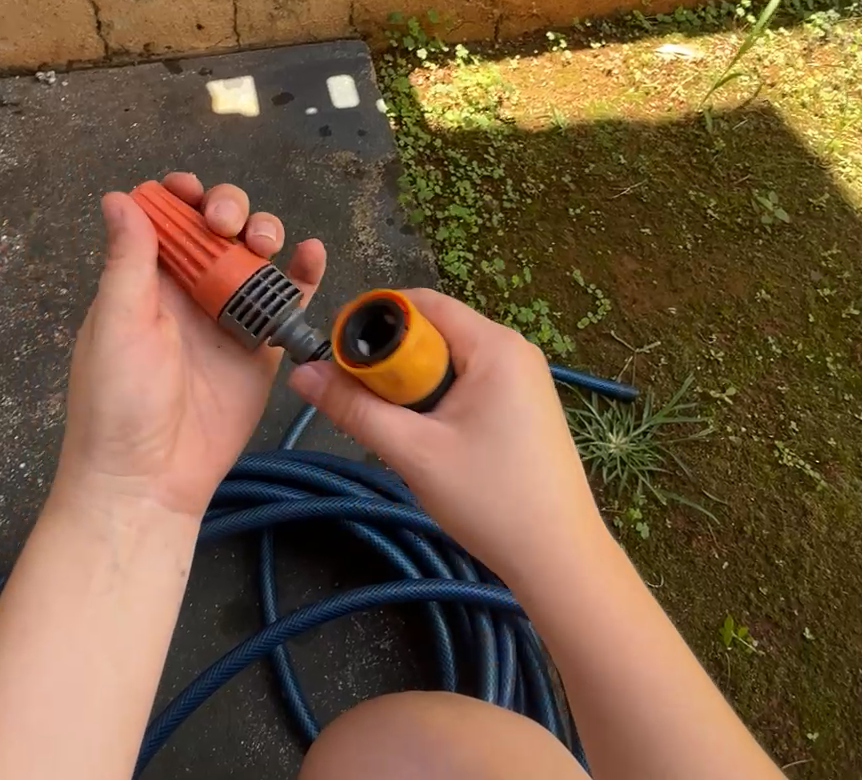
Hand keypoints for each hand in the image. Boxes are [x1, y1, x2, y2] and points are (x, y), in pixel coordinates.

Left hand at [60, 173, 325, 517]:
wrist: (154, 479)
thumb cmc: (120, 402)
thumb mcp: (117, 326)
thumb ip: (128, 262)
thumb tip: (120, 196)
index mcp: (148, 281)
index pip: (167, 220)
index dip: (181, 196)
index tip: (193, 195)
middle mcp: (191, 289)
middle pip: (219, 228)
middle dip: (230, 210)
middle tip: (227, 227)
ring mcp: (230, 314)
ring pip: (256, 255)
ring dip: (266, 233)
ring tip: (266, 244)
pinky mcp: (263, 344)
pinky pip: (288, 300)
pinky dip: (304, 274)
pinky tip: (311, 254)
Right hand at [286, 290, 608, 585]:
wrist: (559, 559)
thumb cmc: (490, 500)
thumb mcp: (413, 452)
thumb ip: (354, 409)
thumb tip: (302, 373)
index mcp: (494, 345)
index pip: (422, 303)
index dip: (375, 320)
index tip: (341, 357)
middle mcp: (514, 349)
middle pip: (435, 330)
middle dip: (395, 361)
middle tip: (366, 402)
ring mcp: (524, 377)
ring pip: (450, 359)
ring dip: (416, 385)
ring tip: (399, 428)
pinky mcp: (525, 404)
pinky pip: (470, 381)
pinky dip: (440, 398)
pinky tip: (431, 438)